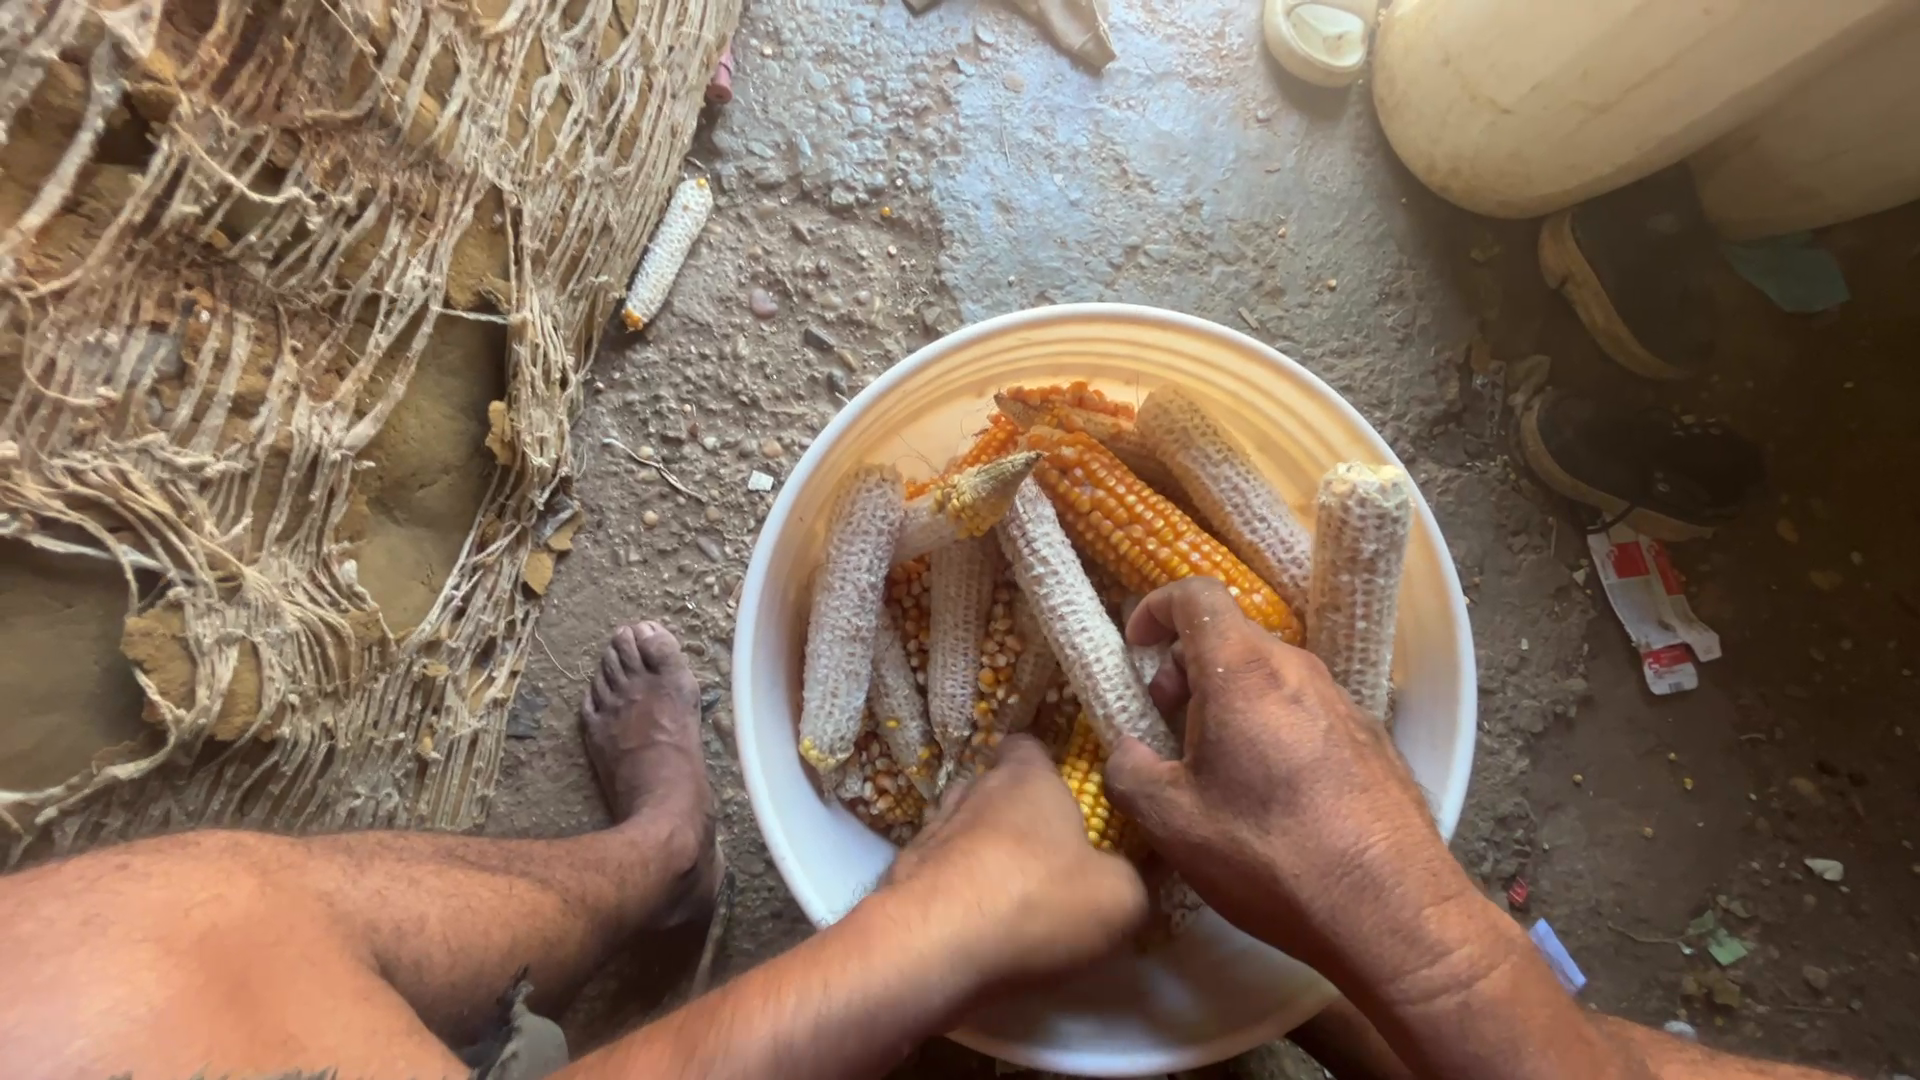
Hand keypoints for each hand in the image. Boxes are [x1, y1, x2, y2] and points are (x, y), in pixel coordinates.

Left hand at [879, 735, 1147, 989]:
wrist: (933, 944)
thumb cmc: (1037, 900)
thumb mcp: (1119, 898)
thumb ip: (1130, 876)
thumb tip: (1122, 875)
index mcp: (1026, 778)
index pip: (1027, 745)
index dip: (1044, 766)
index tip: (1063, 797)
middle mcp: (974, 789)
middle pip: (995, 786)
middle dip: (1016, 814)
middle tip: (1044, 856)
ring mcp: (932, 827)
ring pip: (962, 825)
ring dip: (981, 849)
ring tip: (1006, 891)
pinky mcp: (905, 869)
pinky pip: (938, 866)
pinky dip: (954, 884)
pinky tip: (972, 920)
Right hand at [1104, 578, 1462, 970]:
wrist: (1395, 917)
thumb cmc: (1270, 855)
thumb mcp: (1170, 819)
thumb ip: (1127, 768)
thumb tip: (1128, 751)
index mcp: (1242, 670)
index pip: (1195, 595)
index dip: (1155, 609)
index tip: (1136, 647)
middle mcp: (1297, 669)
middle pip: (1227, 637)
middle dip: (1183, 669)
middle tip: (1168, 722)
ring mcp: (1342, 700)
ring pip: (1265, 674)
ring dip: (1225, 699)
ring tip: (1215, 764)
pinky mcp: (1371, 737)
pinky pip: (1301, 706)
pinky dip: (1267, 723)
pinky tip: (1269, 790)